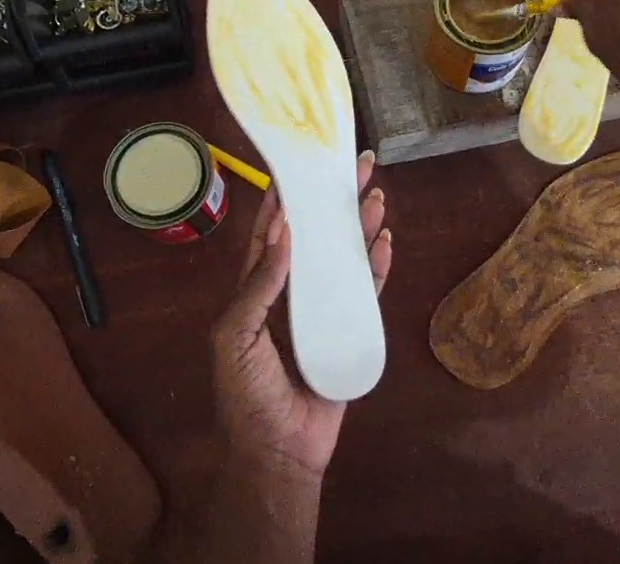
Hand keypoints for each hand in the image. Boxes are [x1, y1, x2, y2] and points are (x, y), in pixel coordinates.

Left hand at [210, 151, 391, 480]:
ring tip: (376, 194)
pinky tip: (385, 241)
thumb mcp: (234, 341)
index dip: (285, 200)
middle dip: (332, 200)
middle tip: (355, 166)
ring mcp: (324, 308)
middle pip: (316, 236)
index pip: (273, 234)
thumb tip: (282, 238)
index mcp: (259, 289)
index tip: (299, 166)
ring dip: (359, 225)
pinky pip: (366, 291)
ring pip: (344, 256)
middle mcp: (293, 290)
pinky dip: (376, 265)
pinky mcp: (349, 329)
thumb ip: (255, 290)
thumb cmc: (247, 396)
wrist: (280, 452)